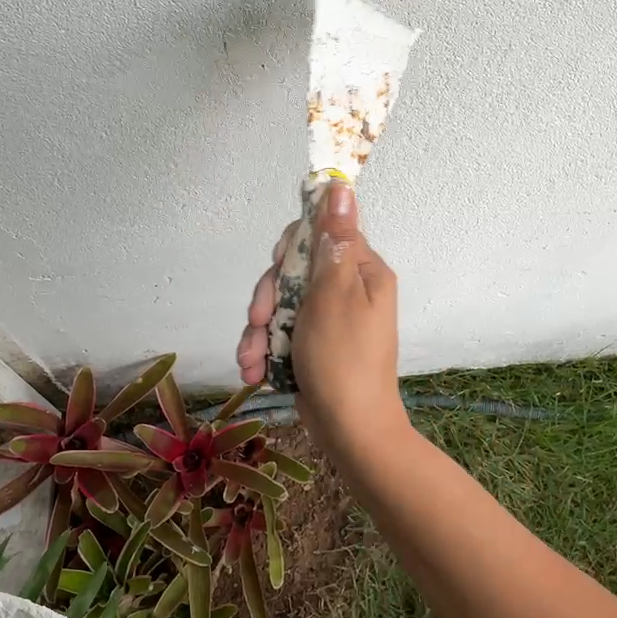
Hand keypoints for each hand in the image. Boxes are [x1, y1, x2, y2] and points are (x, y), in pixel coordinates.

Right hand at [238, 182, 406, 454]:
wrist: (351, 432)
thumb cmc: (343, 358)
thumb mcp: (334, 293)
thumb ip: (333, 240)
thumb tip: (342, 185)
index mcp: (363, 272)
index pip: (322, 235)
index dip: (291, 249)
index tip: (278, 267)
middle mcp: (349, 291)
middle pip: (294, 272)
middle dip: (268, 298)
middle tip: (259, 321)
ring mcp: (329, 322)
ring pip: (281, 306)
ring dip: (259, 331)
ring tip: (253, 359)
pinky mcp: (313, 348)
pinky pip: (282, 335)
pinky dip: (265, 351)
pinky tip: (255, 371)